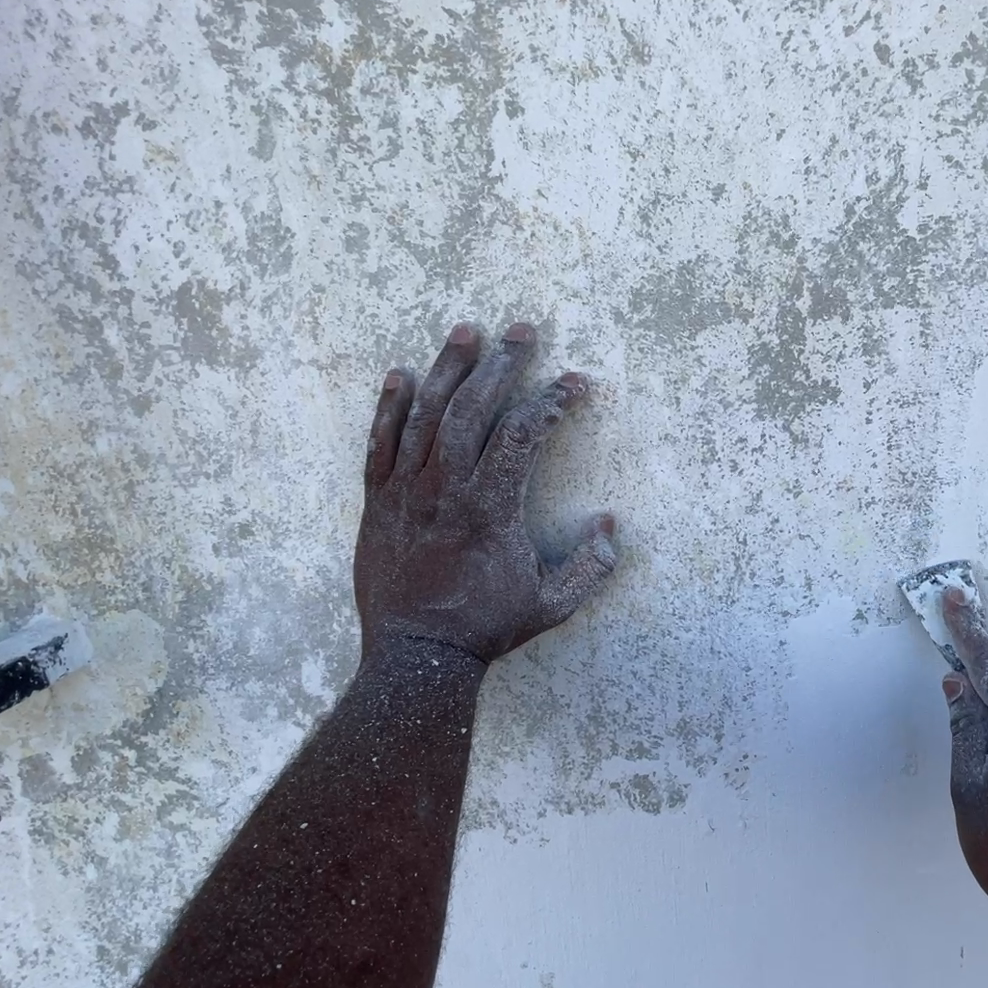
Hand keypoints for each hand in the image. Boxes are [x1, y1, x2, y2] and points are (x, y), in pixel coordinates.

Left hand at [354, 322, 616, 663]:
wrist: (414, 657)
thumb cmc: (485, 628)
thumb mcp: (552, 606)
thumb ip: (590, 567)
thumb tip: (611, 525)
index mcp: (491, 510)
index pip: (523, 436)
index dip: (551, 403)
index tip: (574, 384)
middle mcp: (446, 490)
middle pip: (473, 410)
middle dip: (501, 364)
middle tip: (521, 330)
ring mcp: (405, 493)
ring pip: (425, 416)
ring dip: (448, 369)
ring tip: (467, 331)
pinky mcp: (377, 503)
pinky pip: (378, 444)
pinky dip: (388, 407)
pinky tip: (400, 375)